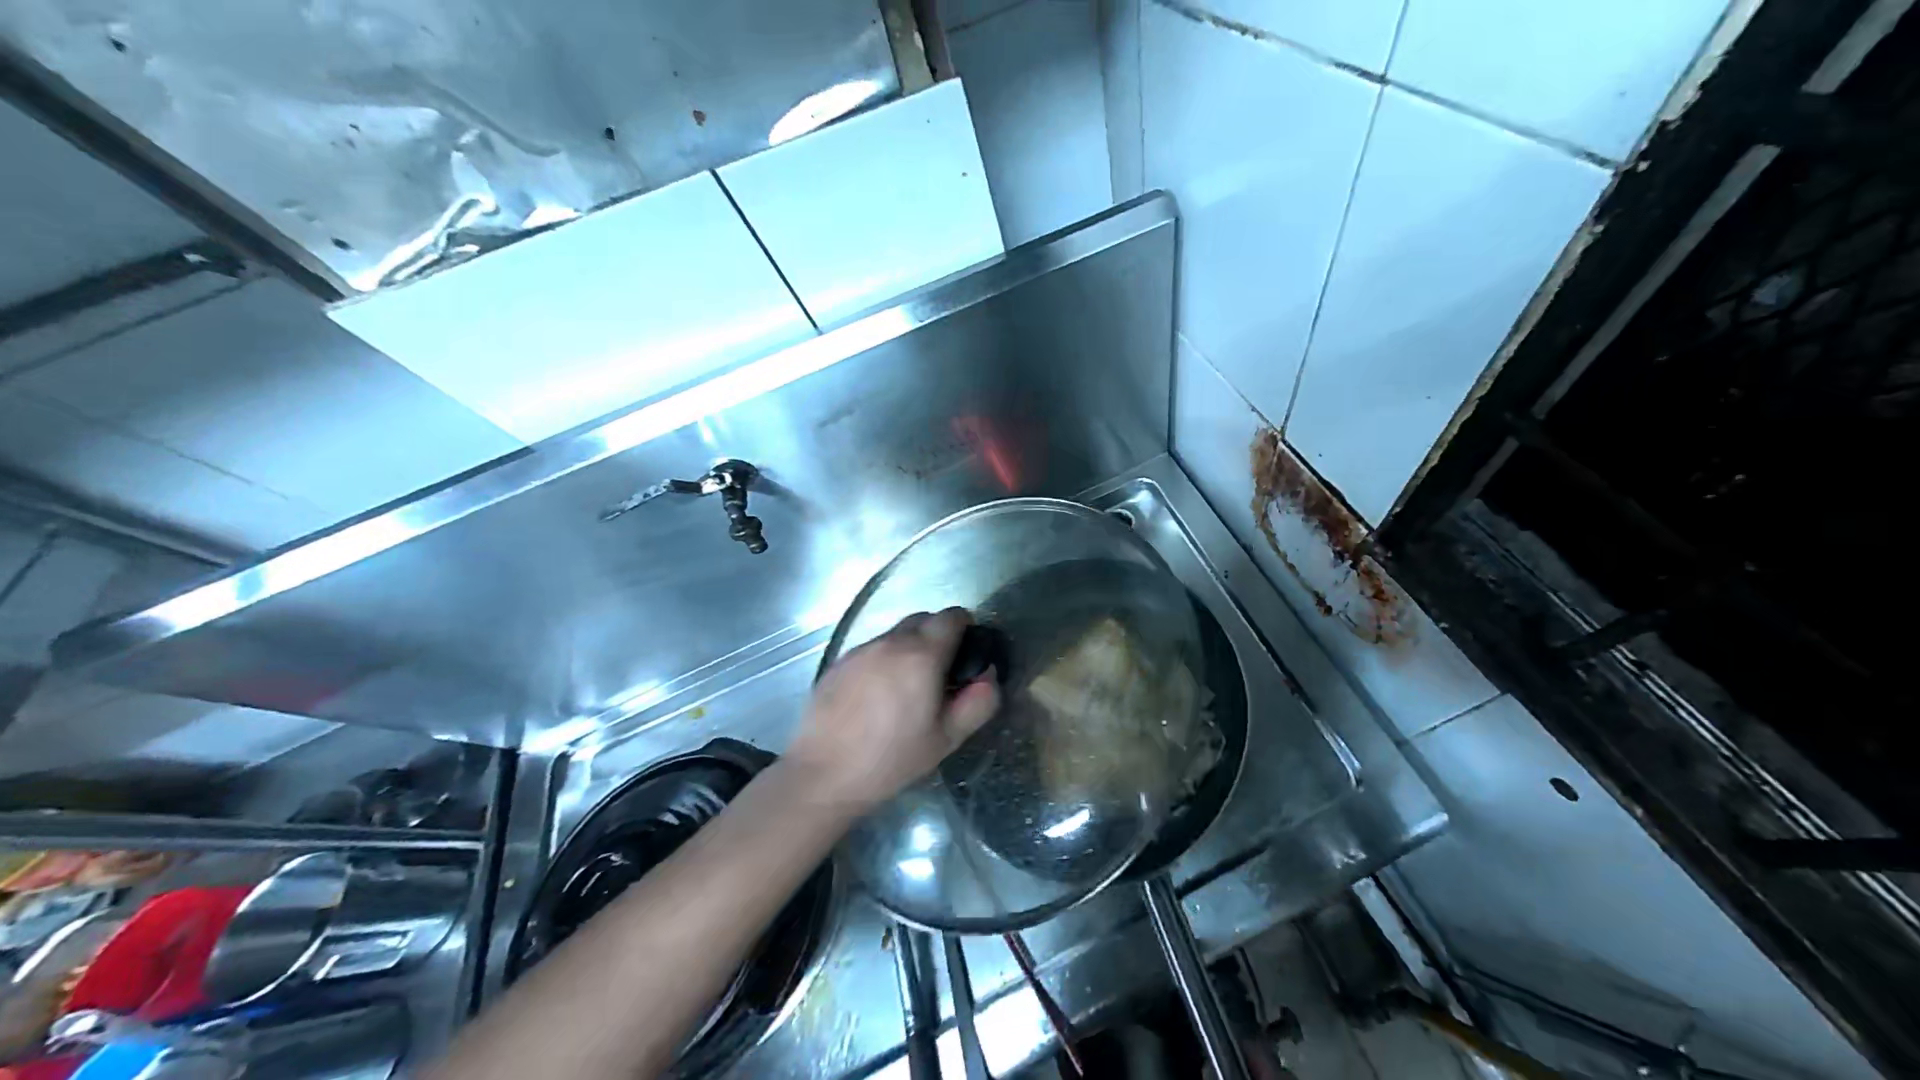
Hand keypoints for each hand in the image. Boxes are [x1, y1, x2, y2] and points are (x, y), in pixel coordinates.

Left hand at [785, 608, 1000, 809]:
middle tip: (940, 674)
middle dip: (937, 636)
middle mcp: (890, 642)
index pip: (952, 616)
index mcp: (922, 654)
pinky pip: (870, 651)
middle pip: (922, 619)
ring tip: (906, 689)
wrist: (824, 774)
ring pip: (894, 635)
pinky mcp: (837, 663)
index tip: (966, 653)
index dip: (966, 628)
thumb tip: (988, 677)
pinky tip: (876, 697)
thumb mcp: (947, 738)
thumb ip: (978, 703)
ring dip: (908, 649)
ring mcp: (859, 650)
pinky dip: (882, 662)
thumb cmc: (892, 758)